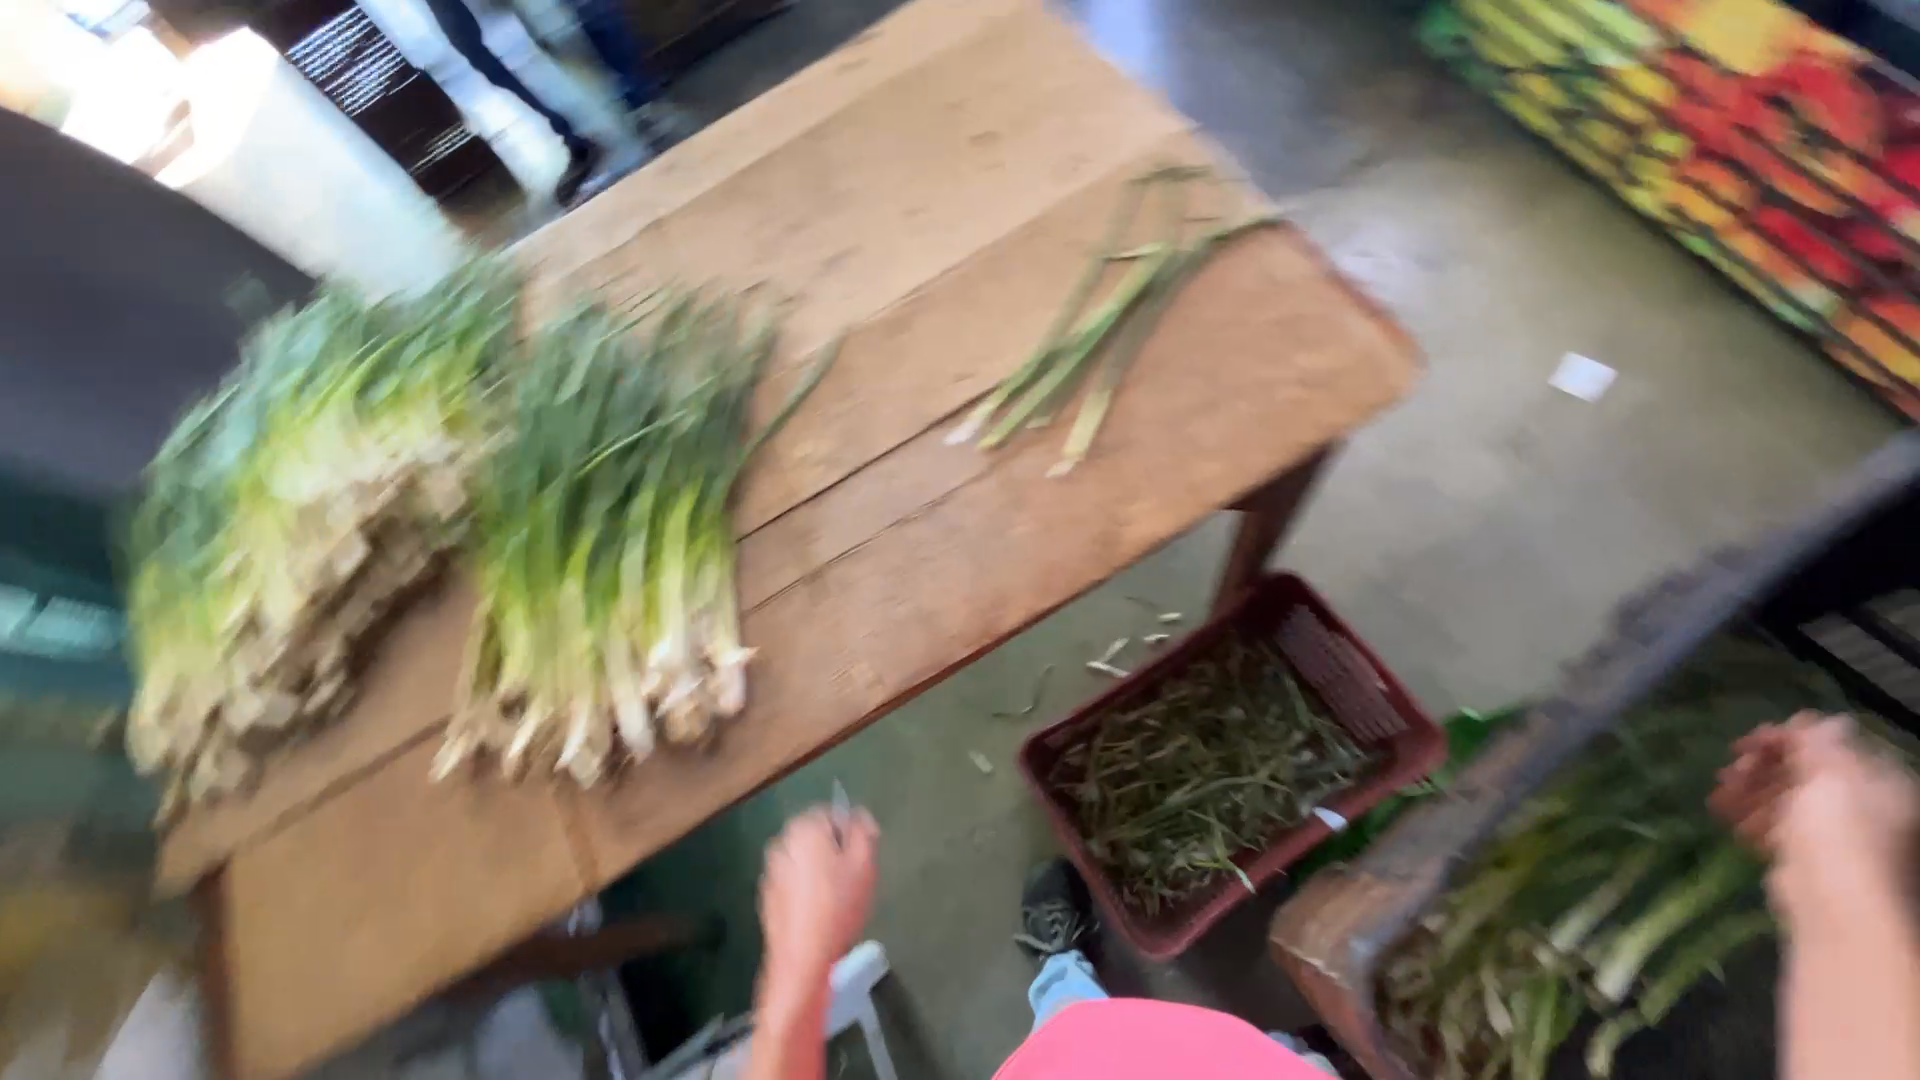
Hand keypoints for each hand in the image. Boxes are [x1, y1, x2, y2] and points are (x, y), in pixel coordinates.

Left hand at [758, 806, 879, 986]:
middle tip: (854, 879)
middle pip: (817, 838)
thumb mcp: (865, 864)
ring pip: (805, 861)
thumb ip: (864, 831)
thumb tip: (860, 817)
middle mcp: (782, 842)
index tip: (863, 858)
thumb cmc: (837, 906)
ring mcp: (771, 870)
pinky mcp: (767, 896)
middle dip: (836, 853)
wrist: (801, 958)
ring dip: (820, 872)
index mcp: (804, 827)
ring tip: (838, 899)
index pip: (832, 815)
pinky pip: (793, 883)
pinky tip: (819, 913)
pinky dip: (806, 890)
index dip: (852, 834)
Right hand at [1714, 712, 1919, 935]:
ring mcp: (1833, 830)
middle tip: (1731, 764)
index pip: (1832, 748)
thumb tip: (1824, 718)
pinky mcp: (1806, 851)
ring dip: (1749, 789)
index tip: (1749, 739)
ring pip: (1785, 798)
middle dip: (1762, 766)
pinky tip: (1724, 812)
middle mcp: (1861, 804)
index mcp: (1878, 785)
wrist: (1830, 897)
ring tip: (1719, 791)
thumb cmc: (1836, 831)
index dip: (1790, 739)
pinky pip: (1775, 824)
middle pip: (1804, 773)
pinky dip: (1749, 814)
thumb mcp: (1830, 778)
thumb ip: (1821, 746)